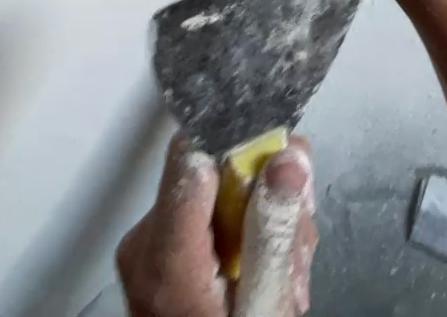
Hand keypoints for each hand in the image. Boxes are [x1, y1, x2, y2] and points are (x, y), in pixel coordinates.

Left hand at [116, 133, 318, 316]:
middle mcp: (146, 243)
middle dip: (271, 198)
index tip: (286, 162)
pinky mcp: (165, 252)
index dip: (243, 145)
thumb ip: (275, 232)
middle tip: (300, 241)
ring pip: (223, 193)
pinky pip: (213, 216)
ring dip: (268, 223)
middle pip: (216, 173)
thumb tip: (288, 156)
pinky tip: (268, 272)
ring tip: (288, 272)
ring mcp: (153, 247)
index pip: (192, 156)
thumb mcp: (263, 306)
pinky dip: (249, 235)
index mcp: (163, 258)